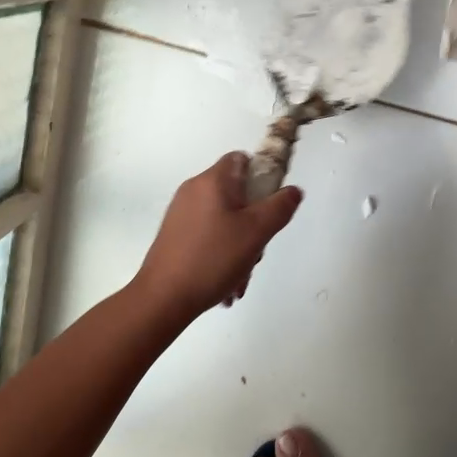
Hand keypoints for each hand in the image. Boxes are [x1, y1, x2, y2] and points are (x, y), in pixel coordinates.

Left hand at [132, 152, 302, 320]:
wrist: (163, 298)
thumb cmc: (213, 258)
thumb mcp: (256, 233)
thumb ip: (280, 207)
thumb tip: (293, 190)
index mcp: (212, 180)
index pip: (242, 159)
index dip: (262, 176)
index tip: (270, 204)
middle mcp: (194, 189)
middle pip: (236, 192)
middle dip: (253, 220)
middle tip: (256, 248)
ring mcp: (181, 212)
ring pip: (224, 218)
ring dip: (239, 243)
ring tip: (240, 275)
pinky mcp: (174, 234)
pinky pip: (208, 234)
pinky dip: (220, 252)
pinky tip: (224, 282)